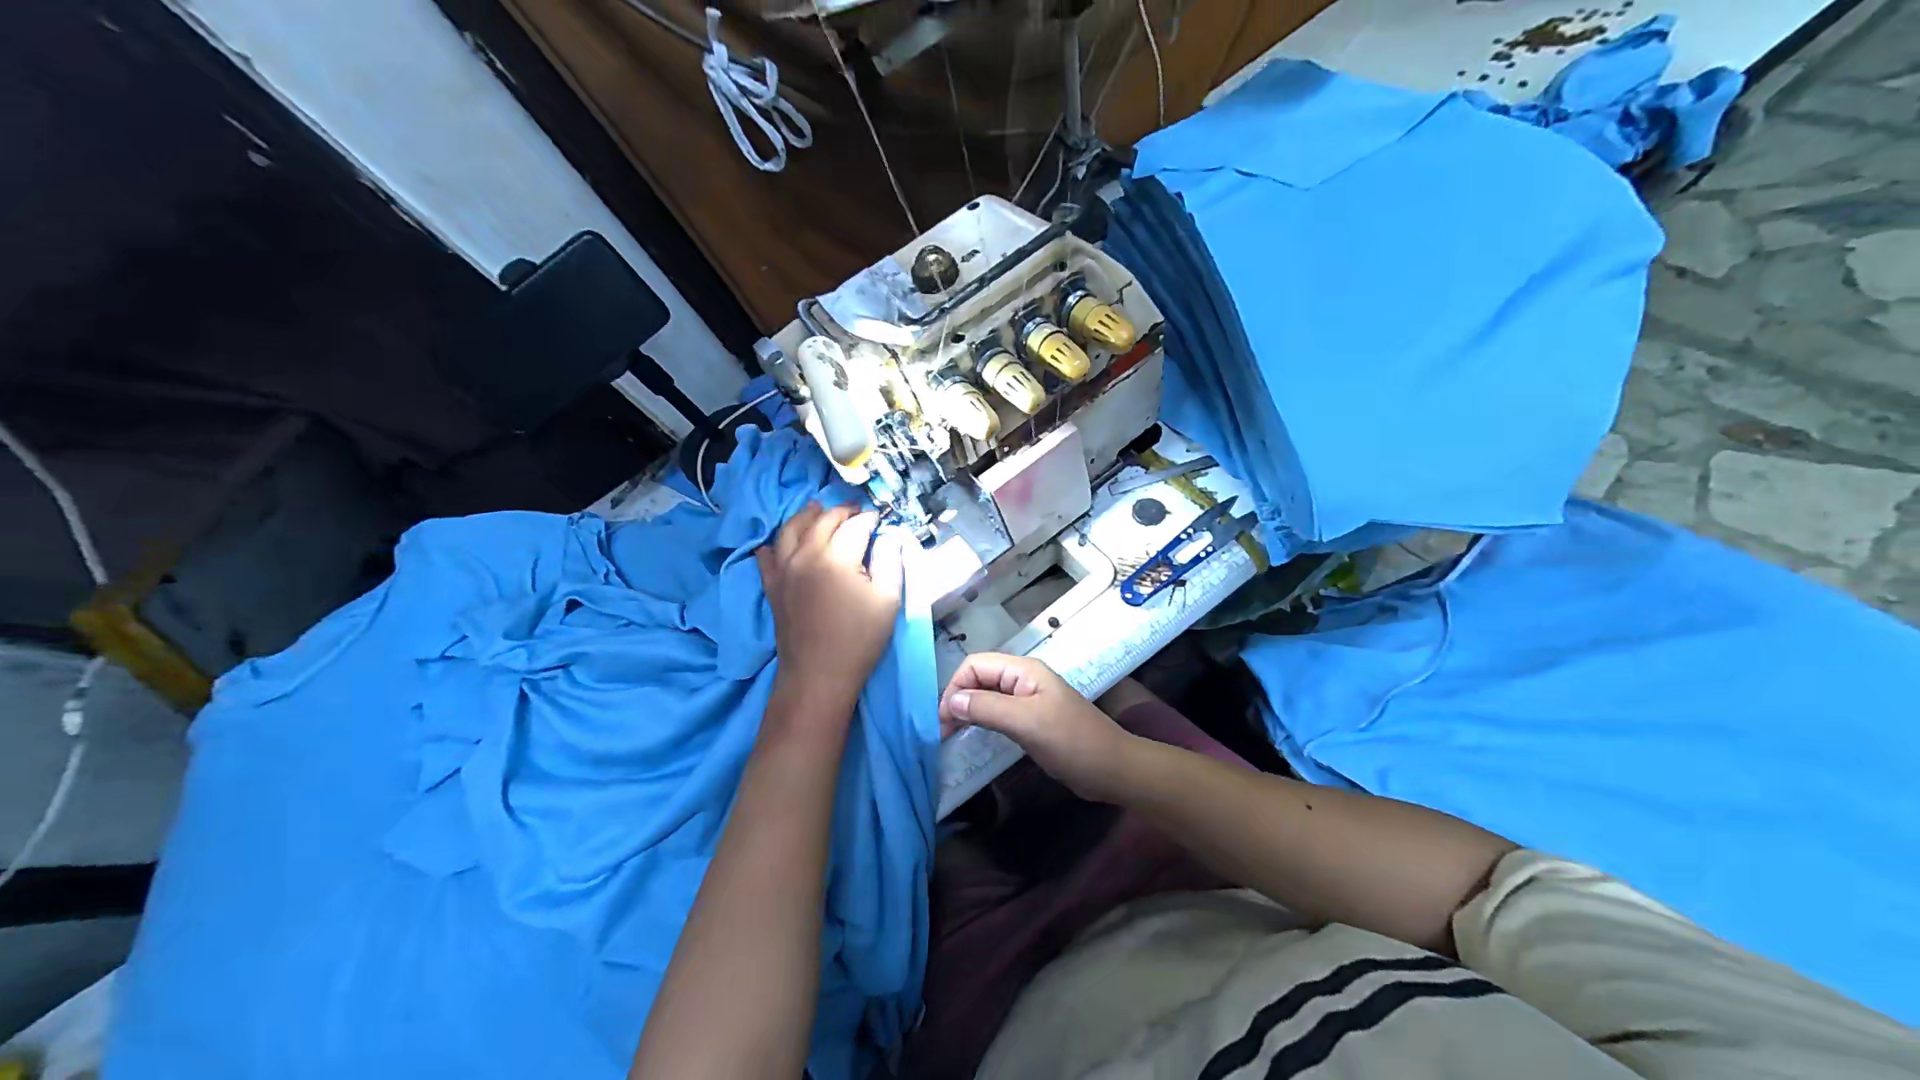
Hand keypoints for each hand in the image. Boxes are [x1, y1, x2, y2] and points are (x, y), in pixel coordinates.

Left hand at [758, 502, 903, 709]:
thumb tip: (887, 539)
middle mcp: (804, 555)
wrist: (818, 676)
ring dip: (806, 516)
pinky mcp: (772, 586)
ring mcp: (783, 570)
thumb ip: (889, 562)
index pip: (854, 526)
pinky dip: (775, 543)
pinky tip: (781, 541)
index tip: (879, 520)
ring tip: (816, 508)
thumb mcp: (887, 601)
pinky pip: (767, 555)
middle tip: (856, 513)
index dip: (869, 520)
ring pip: (790, 530)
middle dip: (841, 512)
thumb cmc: (859, 640)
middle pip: (821, 521)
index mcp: (835, 557)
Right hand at [939, 653, 1137, 802]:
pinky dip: (981, 721)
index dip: (954, 687)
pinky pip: (998, 713)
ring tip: (951, 735)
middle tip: (943, 732)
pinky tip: (973, 737)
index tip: (942, 721)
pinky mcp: (1031, 720)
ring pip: (986, 696)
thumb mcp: (1027, 723)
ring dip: (967, 710)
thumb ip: (987, 708)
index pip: (975, 665)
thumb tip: (950, 702)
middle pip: (979, 678)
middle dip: (957, 698)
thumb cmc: (1072, 743)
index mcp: (1024, 671)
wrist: (1113, 770)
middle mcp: (1023, 679)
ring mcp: (1028, 700)